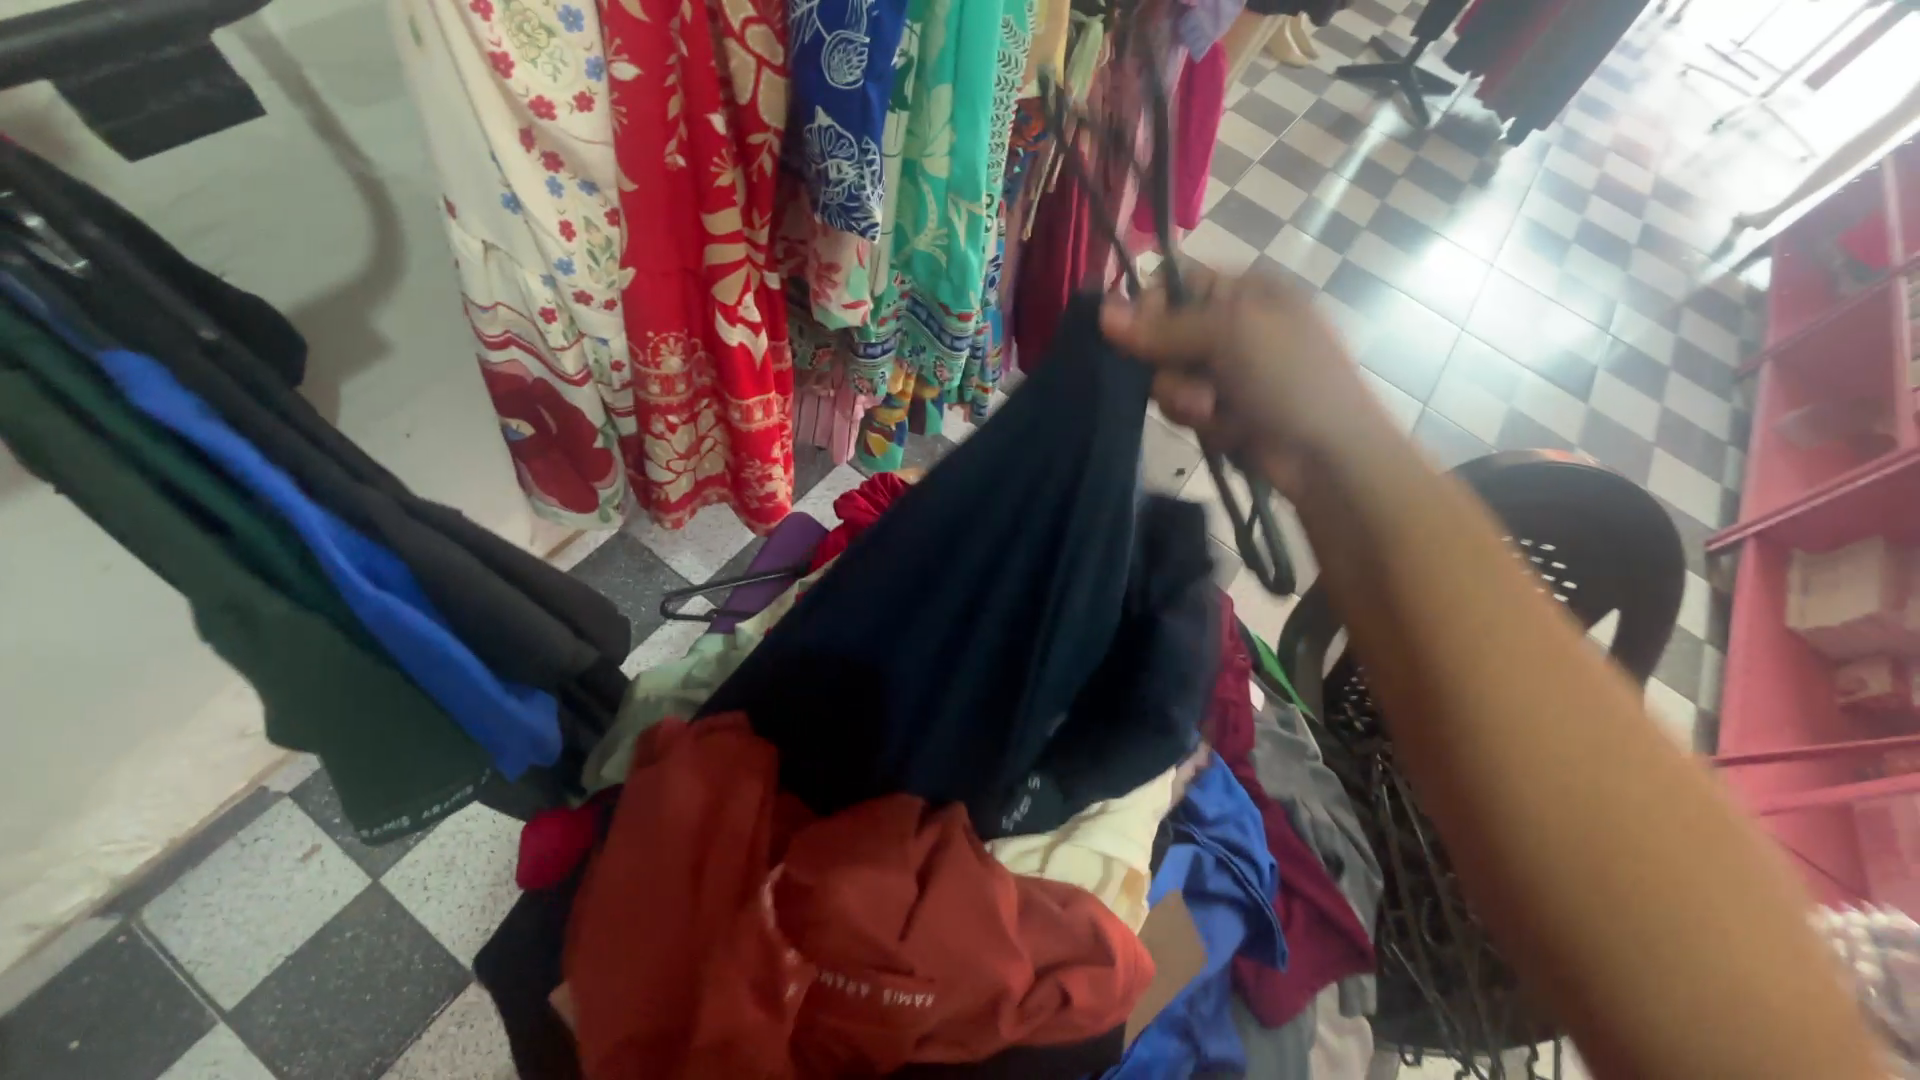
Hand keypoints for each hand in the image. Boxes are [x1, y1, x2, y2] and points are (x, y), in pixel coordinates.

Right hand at [1100, 262, 1385, 495]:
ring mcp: (1229, 371)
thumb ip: (1163, 326)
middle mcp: (1234, 325)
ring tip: (1215, 412)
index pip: (1173, 283)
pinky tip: (1228, 431)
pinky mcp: (1223, 412)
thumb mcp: (1230, 334)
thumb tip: (1102, 312)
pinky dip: (1202, 422)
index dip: (1149, 308)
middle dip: (1170, 366)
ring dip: (1185, 399)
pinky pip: (1185, 409)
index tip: (1137, 335)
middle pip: (1162, 335)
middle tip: (1196, 386)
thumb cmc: (1290, 378)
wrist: (1328, 456)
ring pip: (1168, 378)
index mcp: (1245, 290)